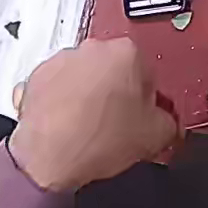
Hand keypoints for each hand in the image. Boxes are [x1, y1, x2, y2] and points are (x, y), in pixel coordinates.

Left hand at [7, 38, 178, 191]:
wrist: (48, 159)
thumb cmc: (96, 139)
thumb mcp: (156, 135)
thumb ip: (170, 122)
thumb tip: (167, 123)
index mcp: (127, 53)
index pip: (147, 73)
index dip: (146, 99)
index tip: (140, 115)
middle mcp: (94, 49)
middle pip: (114, 69)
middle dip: (116, 91)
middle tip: (116, 122)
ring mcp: (62, 60)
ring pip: (85, 75)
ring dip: (88, 94)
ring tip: (88, 127)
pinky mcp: (37, 76)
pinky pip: (57, 85)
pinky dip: (61, 100)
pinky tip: (67, 124)